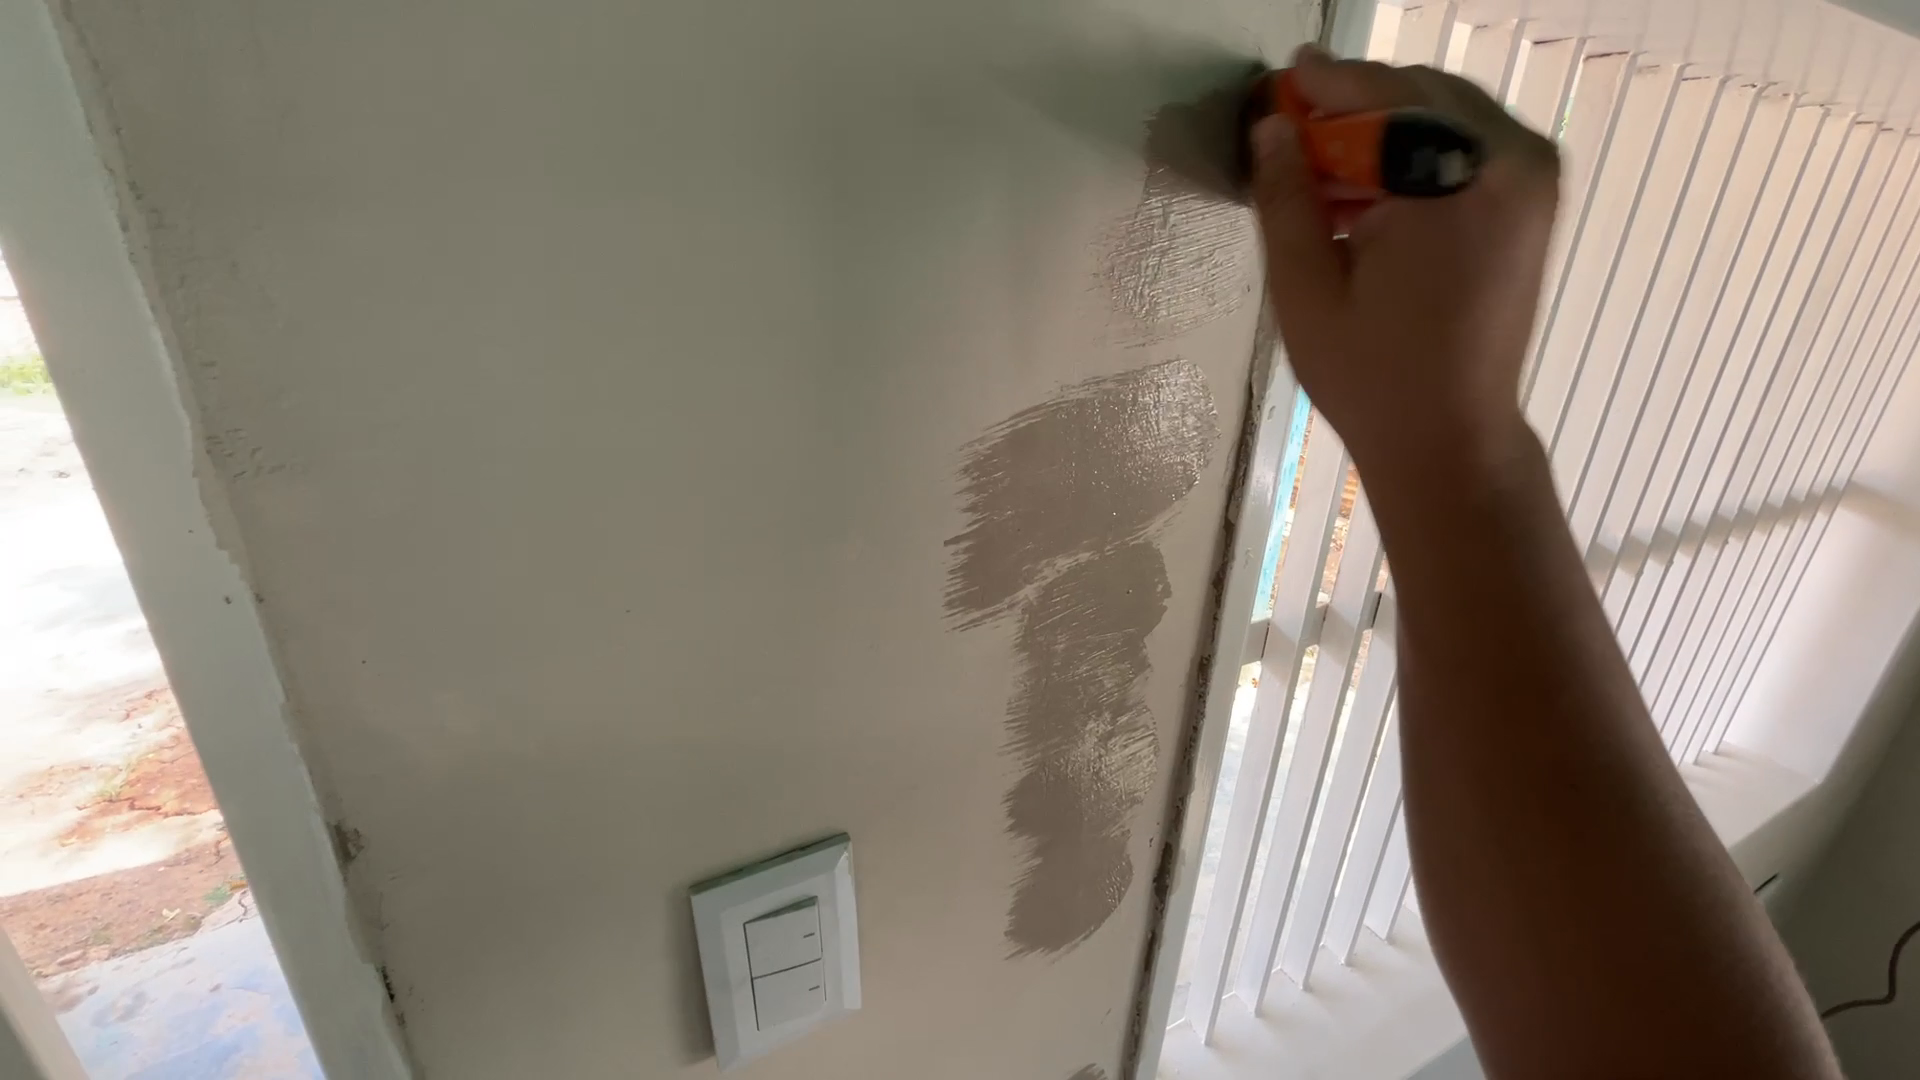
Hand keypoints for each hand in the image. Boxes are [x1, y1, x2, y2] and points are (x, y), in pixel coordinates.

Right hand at [1250, 45, 1560, 483]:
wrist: (1447, 434)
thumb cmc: (1367, 375)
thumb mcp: (1305, 292)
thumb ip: (1285, 202)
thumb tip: (1270, 129)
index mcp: (1453, 184)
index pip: (1384, 101)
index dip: (1326, 85)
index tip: (1282, 78)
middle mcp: (1511, 163)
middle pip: (1422, 100)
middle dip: (1354, 105)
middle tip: (1294, 121)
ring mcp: (1531, 181)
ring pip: (1446, 120)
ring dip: (1382, 131)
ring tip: (1320, 163)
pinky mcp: (1531, 204)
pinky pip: (1466, 151)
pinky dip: (1413, 157)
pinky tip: (1365, 191)